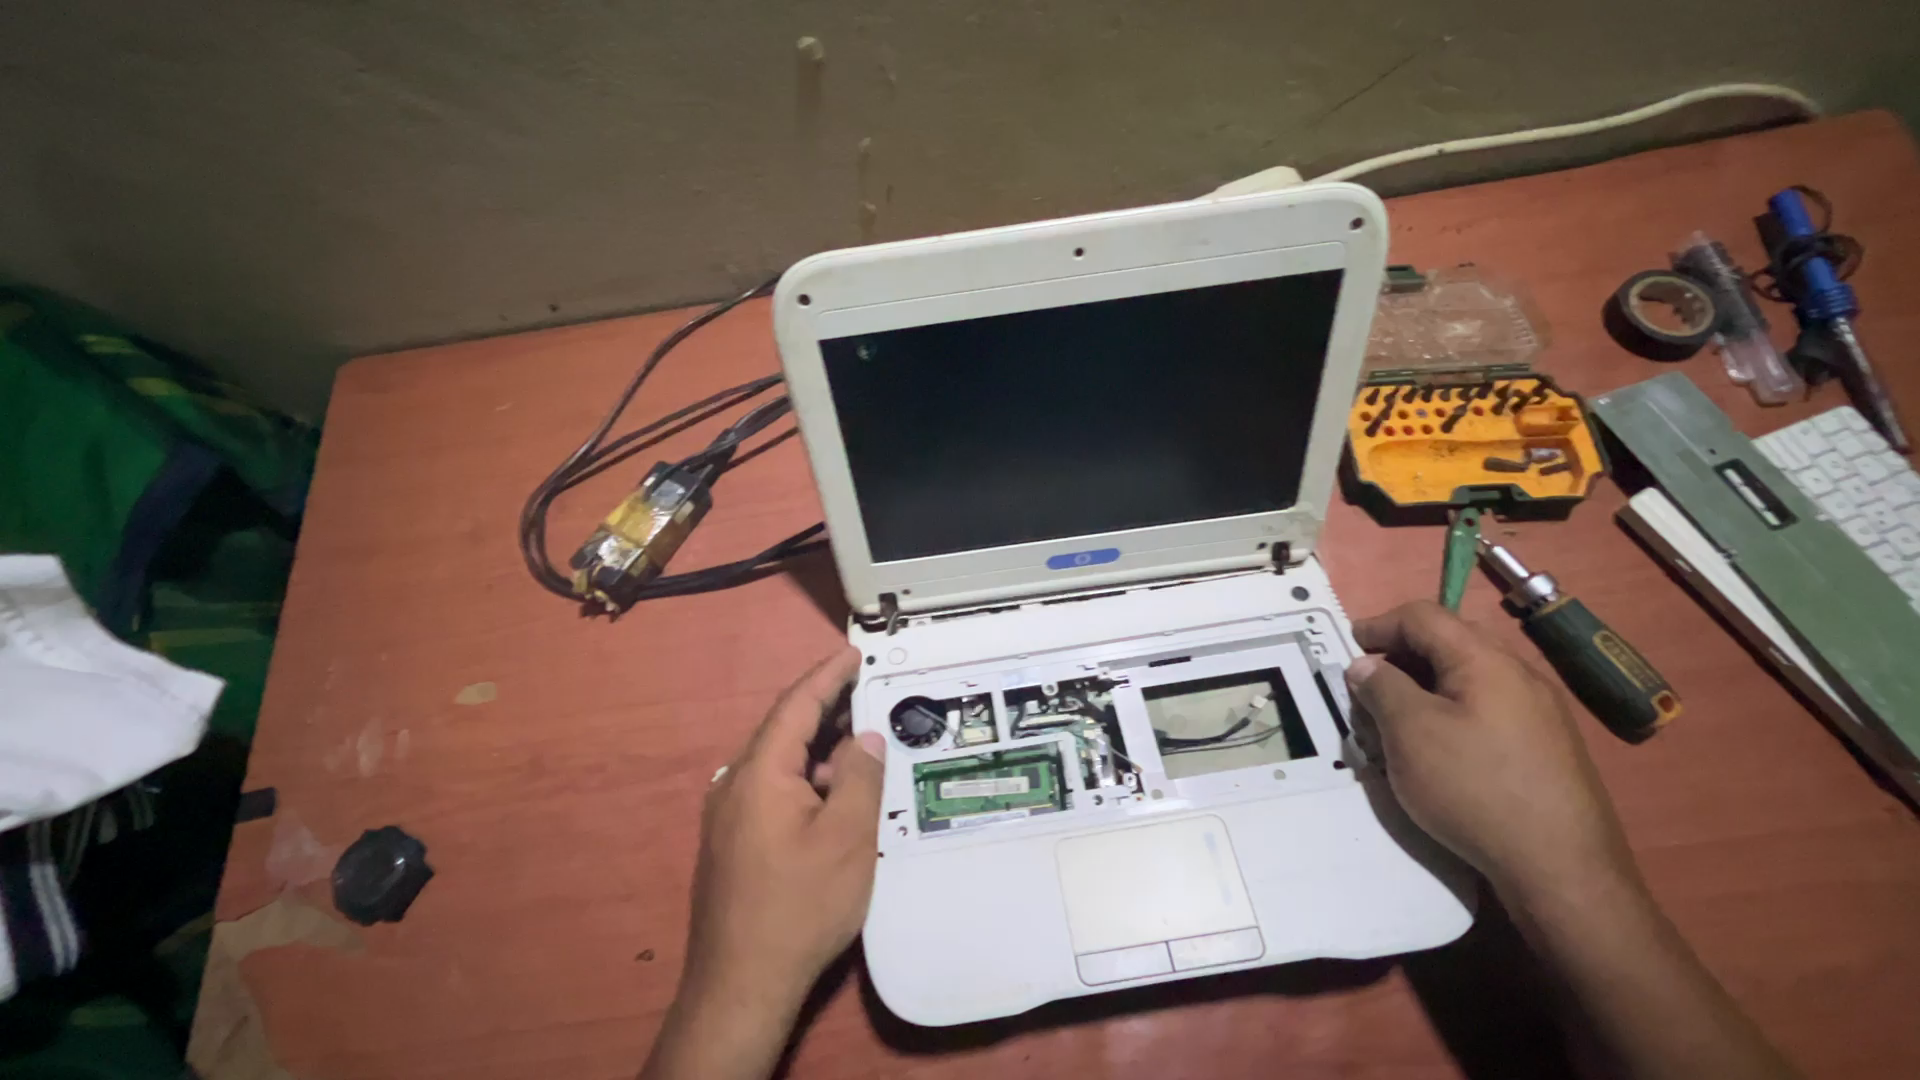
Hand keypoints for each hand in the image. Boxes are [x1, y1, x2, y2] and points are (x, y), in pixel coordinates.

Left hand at [687, 647, 884, 1001]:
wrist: (740, 985)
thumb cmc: (799, 906)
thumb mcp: (846, 838)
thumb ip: (858, 779)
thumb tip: (864, 738)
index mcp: (759, 773)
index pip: (796, 705)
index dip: (827, 675)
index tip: (853, 653)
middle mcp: (735, 784)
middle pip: (784, 730)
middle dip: (826, 709)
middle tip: (867, 693)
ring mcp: (728, 816)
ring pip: (779, 763)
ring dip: (818, 749)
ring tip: (860, 744)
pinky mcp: (731, 843)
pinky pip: (771, 790)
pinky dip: (805, 778)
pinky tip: (831, 795)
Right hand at [1346, 601, 1637, 901]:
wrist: (1563, 869)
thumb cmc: (1475, 788)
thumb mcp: (1410, 732)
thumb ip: (1381, 688)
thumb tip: (1365, 665)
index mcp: (1485, 660)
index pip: (1424, 617)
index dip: (1379, 625)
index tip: (1347, 647)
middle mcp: (1519, 675)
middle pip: (1449, 642)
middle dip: (1401, 655)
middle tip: (1368, 683)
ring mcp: (1539, 712)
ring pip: (1468, 677)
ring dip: (1424, 685)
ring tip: (1394, 719)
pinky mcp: (1546, 747)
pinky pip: (1487, 708)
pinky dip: (1450, 711)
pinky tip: (1437, 747)